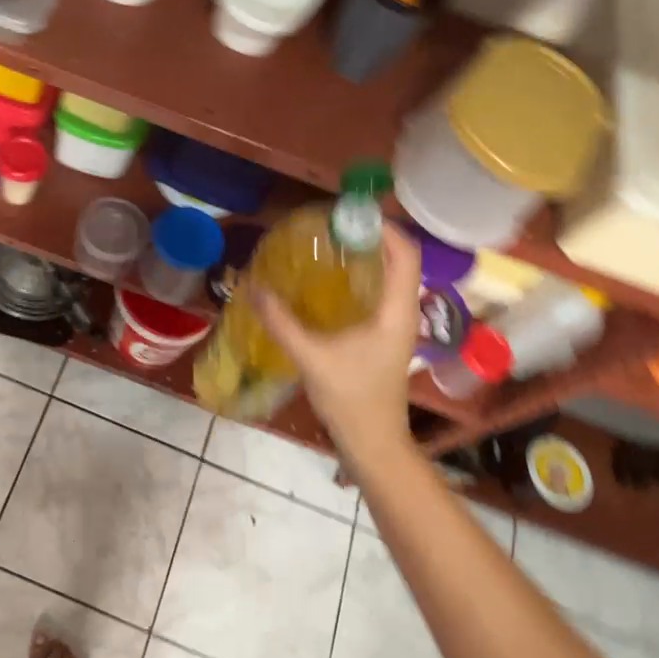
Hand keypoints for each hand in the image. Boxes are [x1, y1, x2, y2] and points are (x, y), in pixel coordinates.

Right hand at [253, 223, 422, 458]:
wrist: (373, 442)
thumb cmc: (351, 399)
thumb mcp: (312, 357)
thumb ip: (282, 322)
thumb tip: (253, 287)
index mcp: (396, 310)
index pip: (405, 253)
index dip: (384, 227)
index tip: (350, 215)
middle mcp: (404, 312)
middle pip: (401, 259)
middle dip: (372, 237)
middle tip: (334, 226)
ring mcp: (398, 325)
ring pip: (392, 276)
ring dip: (369, 256)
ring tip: (332, 245)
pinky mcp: (387, 336)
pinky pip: (382, 292)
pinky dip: (363, 277)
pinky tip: (333, 281)